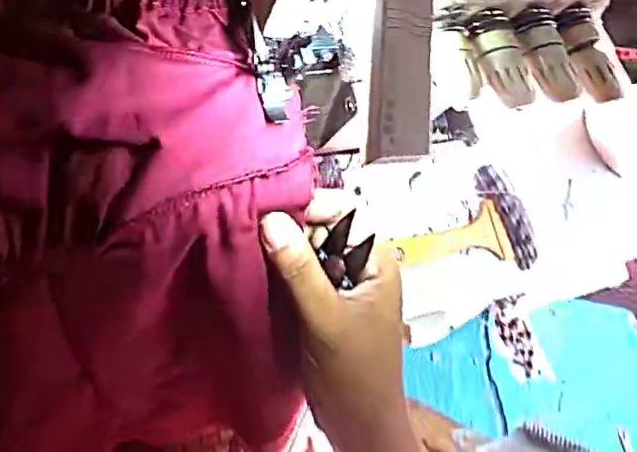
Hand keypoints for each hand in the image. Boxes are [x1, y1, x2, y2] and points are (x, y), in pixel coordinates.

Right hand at [261, 195, 417, 451]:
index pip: (347, 211)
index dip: (314, 206)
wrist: (359, 431)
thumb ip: (299, 269)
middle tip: (260, 233)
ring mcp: (346, 282)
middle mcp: (364, 263)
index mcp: (377, 259)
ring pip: (315, 248)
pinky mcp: (329, 300)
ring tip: (259, 251)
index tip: (275, 214)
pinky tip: (267, 273)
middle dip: (296, 227)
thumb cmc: (353, 375)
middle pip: (328, 226)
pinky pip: (307, 270)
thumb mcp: (324, 318)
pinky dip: (288, 269)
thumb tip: (271, 219)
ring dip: (289, 248)